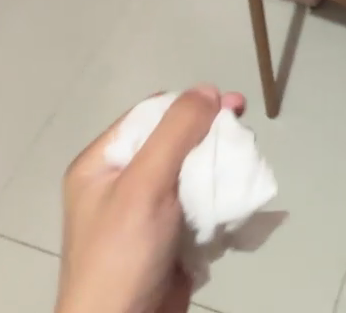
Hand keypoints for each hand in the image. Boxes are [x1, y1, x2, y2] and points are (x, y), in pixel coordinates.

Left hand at [57, 86, 245, 312]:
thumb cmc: (123, 256)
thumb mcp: (145, 184)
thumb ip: (176, 132)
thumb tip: (207, 89)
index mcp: (102, 165)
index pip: (151, 114)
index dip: (191, 105)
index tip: (230, 106)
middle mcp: (121, 183)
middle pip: (175, 140)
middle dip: (210, 136)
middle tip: (243, 135)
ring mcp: (145, 213)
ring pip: (192, 170)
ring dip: (220, 166)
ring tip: (244, 168)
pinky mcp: (168, 237)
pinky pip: (199, 201)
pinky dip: (220, 196)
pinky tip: (236, 198)